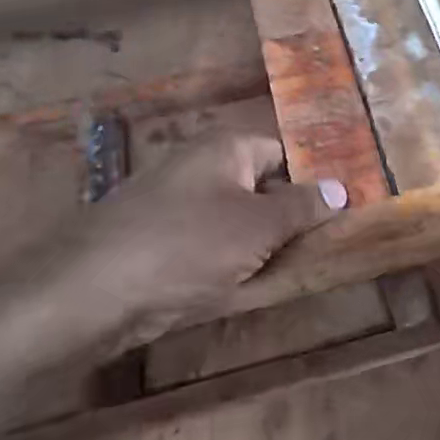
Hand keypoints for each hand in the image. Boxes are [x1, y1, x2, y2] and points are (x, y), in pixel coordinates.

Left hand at [42, 132, 347, 339]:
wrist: (98, 290)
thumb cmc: (189, 244)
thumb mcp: (259, 225)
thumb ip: (302, 207)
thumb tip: (341, 188)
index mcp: (225, 149)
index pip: (282, 153)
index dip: (311, 180)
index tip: (339, 213)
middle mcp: (199, 169)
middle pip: (259, 190)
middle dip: (288, 221)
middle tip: (323, 251)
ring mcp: (176, 208)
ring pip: (236, 225)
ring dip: (260, 249)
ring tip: (291, 275)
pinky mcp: (160, 245)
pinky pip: (209, 250)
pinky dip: (229, 268)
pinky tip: (243, 290)